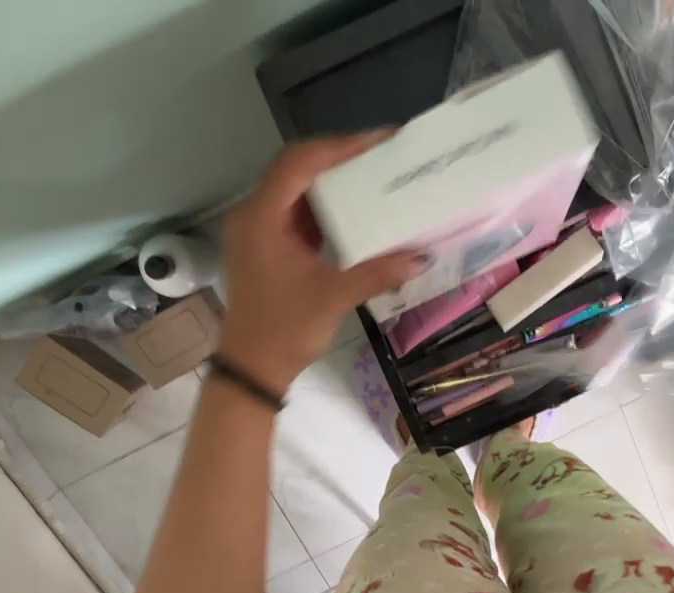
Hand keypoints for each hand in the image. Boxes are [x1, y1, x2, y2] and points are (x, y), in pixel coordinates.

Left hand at [216, 134, 427, 394]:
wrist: (252, 369)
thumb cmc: (284, 330)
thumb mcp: (333, 298)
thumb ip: (377, 272)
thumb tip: (421, 257)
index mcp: (261, 216)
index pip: (300, 162)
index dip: (340, 146)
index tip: (379, 142)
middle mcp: (253, 215)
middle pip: (296, 170)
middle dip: (339, 161)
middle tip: (381, 158)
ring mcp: (256, 232)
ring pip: (295, 192)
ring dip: (331, 186)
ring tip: (372, 182)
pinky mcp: (264, 249)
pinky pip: (294, 216)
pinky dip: (322, 212)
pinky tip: (352, 217)